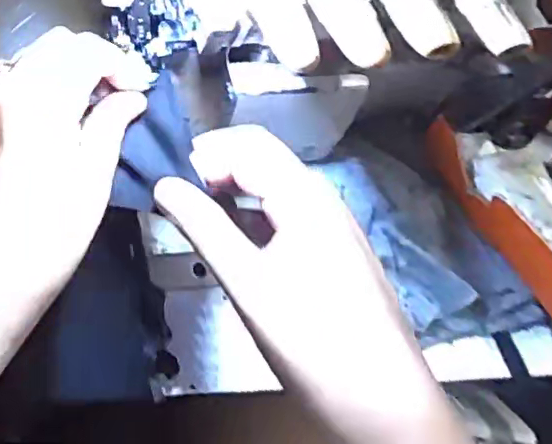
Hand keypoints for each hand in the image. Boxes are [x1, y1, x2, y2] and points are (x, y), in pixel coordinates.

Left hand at [0, 28, 152, 405]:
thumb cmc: (40, 242)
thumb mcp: (91, 183)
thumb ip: (112, 125)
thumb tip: (132, 96)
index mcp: (38, 99)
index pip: (89, 51)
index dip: (123, 64)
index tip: (142, 88)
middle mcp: (8, 85)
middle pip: (63, 43)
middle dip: (99, 59)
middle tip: (125, 90)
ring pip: (40, 53)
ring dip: (73, 64)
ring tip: (99, 98)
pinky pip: (20, 72)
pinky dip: (48, 74)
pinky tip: (65, 106)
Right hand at [154, 126, 467, 443]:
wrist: (388, 405)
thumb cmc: (311, 340)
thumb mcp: (247, 284)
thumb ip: (204, 227)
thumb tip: (164, 185)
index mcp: (302, 194)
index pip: (246, 146)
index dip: (205, 154)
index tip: (170, 180)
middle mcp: (321, 194)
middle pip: (264, 154)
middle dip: (220, 160)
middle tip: (182, 188)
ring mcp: (332, 218)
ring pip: (276, 180)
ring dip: (237, 183)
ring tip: (202, 208)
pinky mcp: (335, 243)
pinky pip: (289, 206)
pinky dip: (257, 208)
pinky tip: (239, 235)